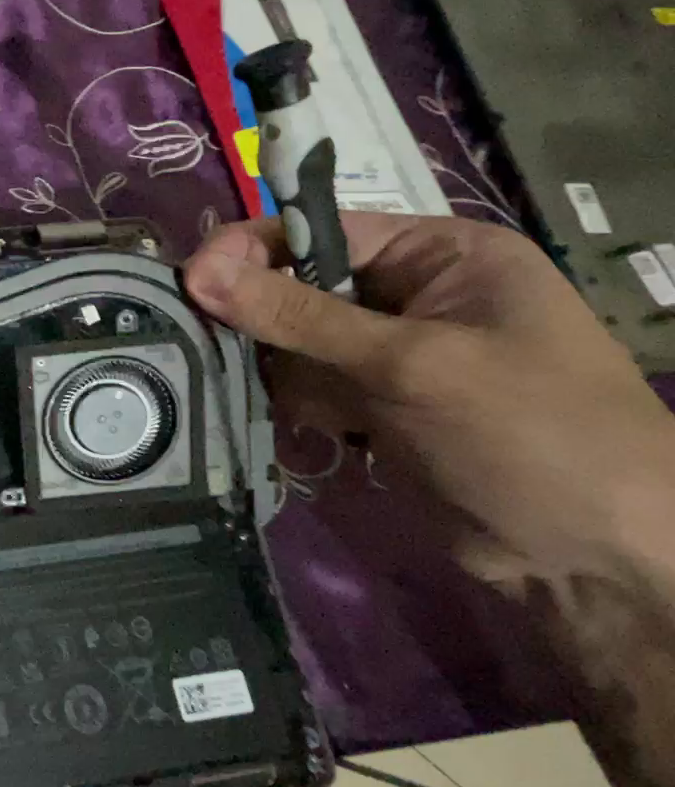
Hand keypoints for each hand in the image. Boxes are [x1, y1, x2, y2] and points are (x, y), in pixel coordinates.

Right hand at [184, 213, 674, 567]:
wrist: (595, 555)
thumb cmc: (530, 433)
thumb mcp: (411, 364)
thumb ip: (298, 317)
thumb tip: (197, 272)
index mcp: (440, 256)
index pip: (320, 230)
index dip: (251, 249)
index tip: (191, 282)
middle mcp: (409, 295)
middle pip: (295, 286)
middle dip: (259, 319)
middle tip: (213, 347)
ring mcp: (388, 354)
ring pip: (287, 342)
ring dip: (277, 372)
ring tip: (299, 405)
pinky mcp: (371, 404)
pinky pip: (301, 387)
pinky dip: (292, 406)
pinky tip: (319, 432)